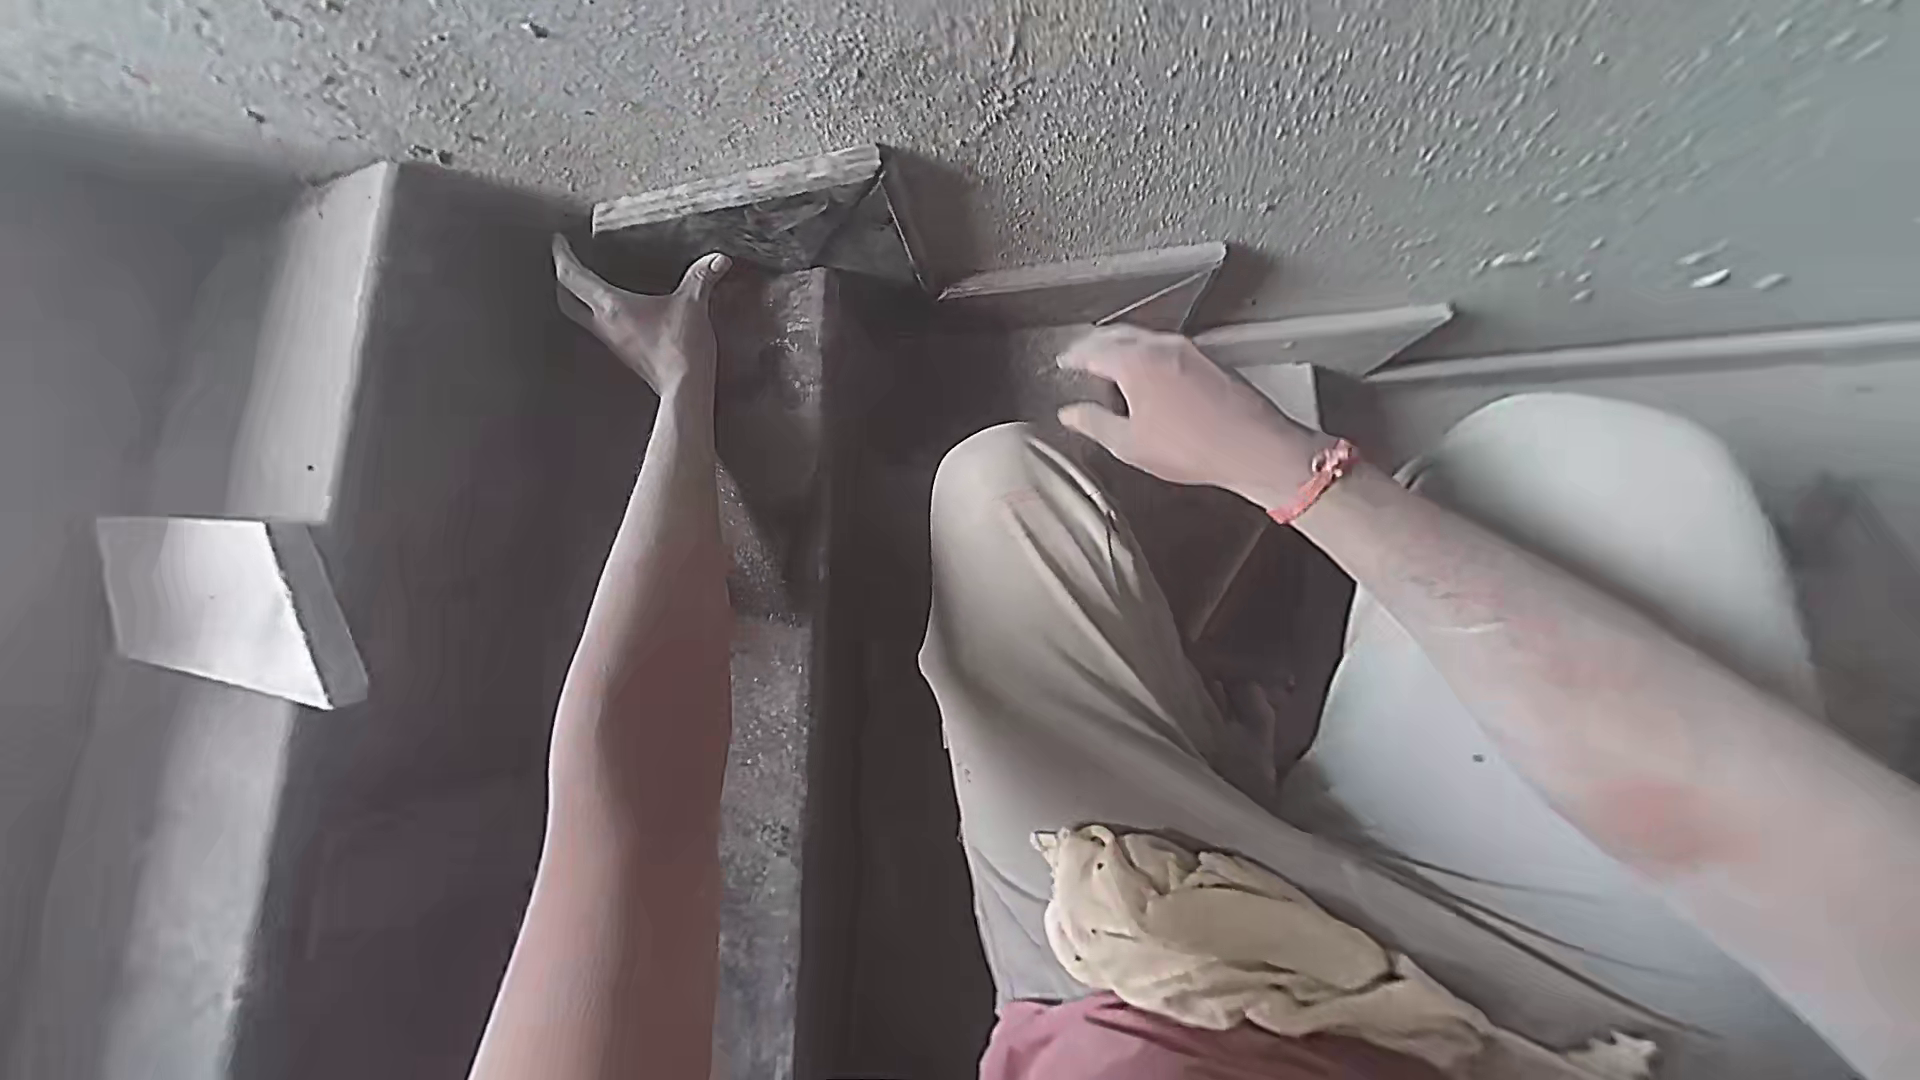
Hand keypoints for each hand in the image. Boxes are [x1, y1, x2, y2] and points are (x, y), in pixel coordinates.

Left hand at [553, 235, 730, 395]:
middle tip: (568, 265)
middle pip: (566, 300)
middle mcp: (604, 325)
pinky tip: (619, 316)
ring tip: (589, 288)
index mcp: (611, 306)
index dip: (561, 254)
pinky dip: (602, 319)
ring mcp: (614, 344)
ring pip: (582, 318)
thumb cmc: (681, 348)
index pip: (570, 275)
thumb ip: (702, 278)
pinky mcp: (627, 357)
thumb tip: (719, 259)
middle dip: (563, 281)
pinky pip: (603, 332)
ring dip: (580, 302)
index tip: (559, 241)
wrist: (685, 390)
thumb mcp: (693, 306)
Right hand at [1056, 326, 1322, 508]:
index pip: (1093, 350)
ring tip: (1109, 365)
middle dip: (1095, 344)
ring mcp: (1189, 351)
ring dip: (1122, 347)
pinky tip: (1146, 377)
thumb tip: (1070, 414)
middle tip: (1081, 356)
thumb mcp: (1129, 444)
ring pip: (1145, 339)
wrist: (1252, 448)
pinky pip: (1166, 349)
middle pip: (1119, 335)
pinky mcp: (1208, 361)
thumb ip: (1093, 423)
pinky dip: (1146, 356)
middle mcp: (1163, 348)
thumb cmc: (1194, 448)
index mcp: (1136, 363)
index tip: (1064, 361)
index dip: (1073, 356)